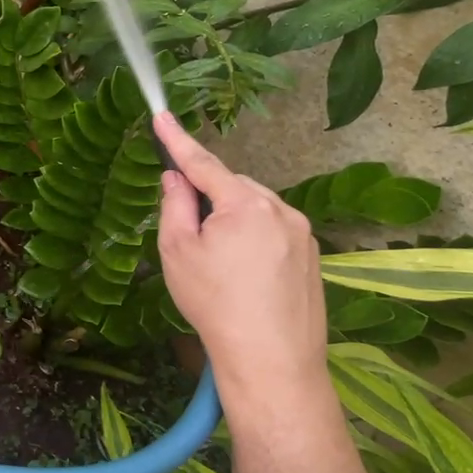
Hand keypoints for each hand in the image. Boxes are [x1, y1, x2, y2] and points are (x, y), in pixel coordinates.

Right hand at [153, 112, 329, 423]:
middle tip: (184, 226)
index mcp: (246, 204)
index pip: (204, 163)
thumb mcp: (177, 248)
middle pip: (232, 185)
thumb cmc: (213, 300)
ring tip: (212, 255)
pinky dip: (250, 233)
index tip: (160, 115)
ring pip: (254, 207)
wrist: (271, 358)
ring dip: (229, 215)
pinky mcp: (313, 257)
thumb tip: (176, 178)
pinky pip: (272, 228)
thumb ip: (175, 205)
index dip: (178, 139)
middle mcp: (282, 210)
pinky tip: (238, 268)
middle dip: (207, 192)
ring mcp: (304, 234)